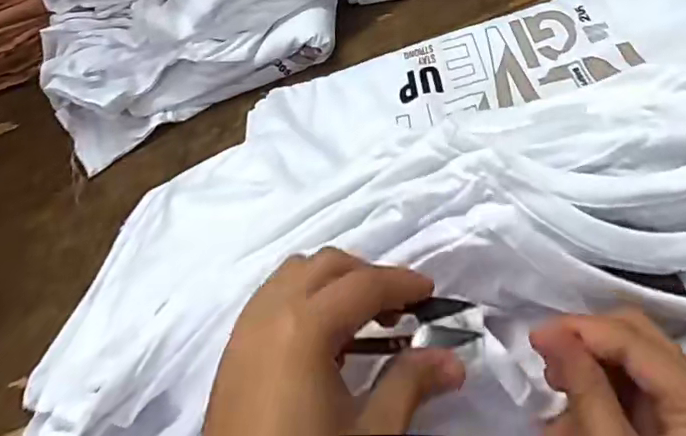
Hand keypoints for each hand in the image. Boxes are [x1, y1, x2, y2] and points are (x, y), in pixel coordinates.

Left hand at [204, 248, 466, 435]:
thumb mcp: (369, 435)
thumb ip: (409, 385)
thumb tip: (451, 361)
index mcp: (304, 324)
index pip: (362, 284)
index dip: (401, 283)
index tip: (431, 291)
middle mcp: (271, 309)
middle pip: (327, 266)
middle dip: (367, 277)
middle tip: (401, 309)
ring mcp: (246, 326)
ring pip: (296, 273)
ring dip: (333, 283)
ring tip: (364, 321)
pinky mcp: (233, 347)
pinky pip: (272, 296)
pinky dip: (303, 297)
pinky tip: (325, 339)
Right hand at [530, 308, 685, 435]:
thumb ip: (587, 392)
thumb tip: (554, 335)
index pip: (633, 337)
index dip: (580, 329)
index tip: (533, 339)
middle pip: (638, 339)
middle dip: (587, 343)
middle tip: (547, 361)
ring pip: (636, 364)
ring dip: (592, 371)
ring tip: (557, 400)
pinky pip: (640, 397)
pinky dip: (604, 398)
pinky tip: (578, 420)